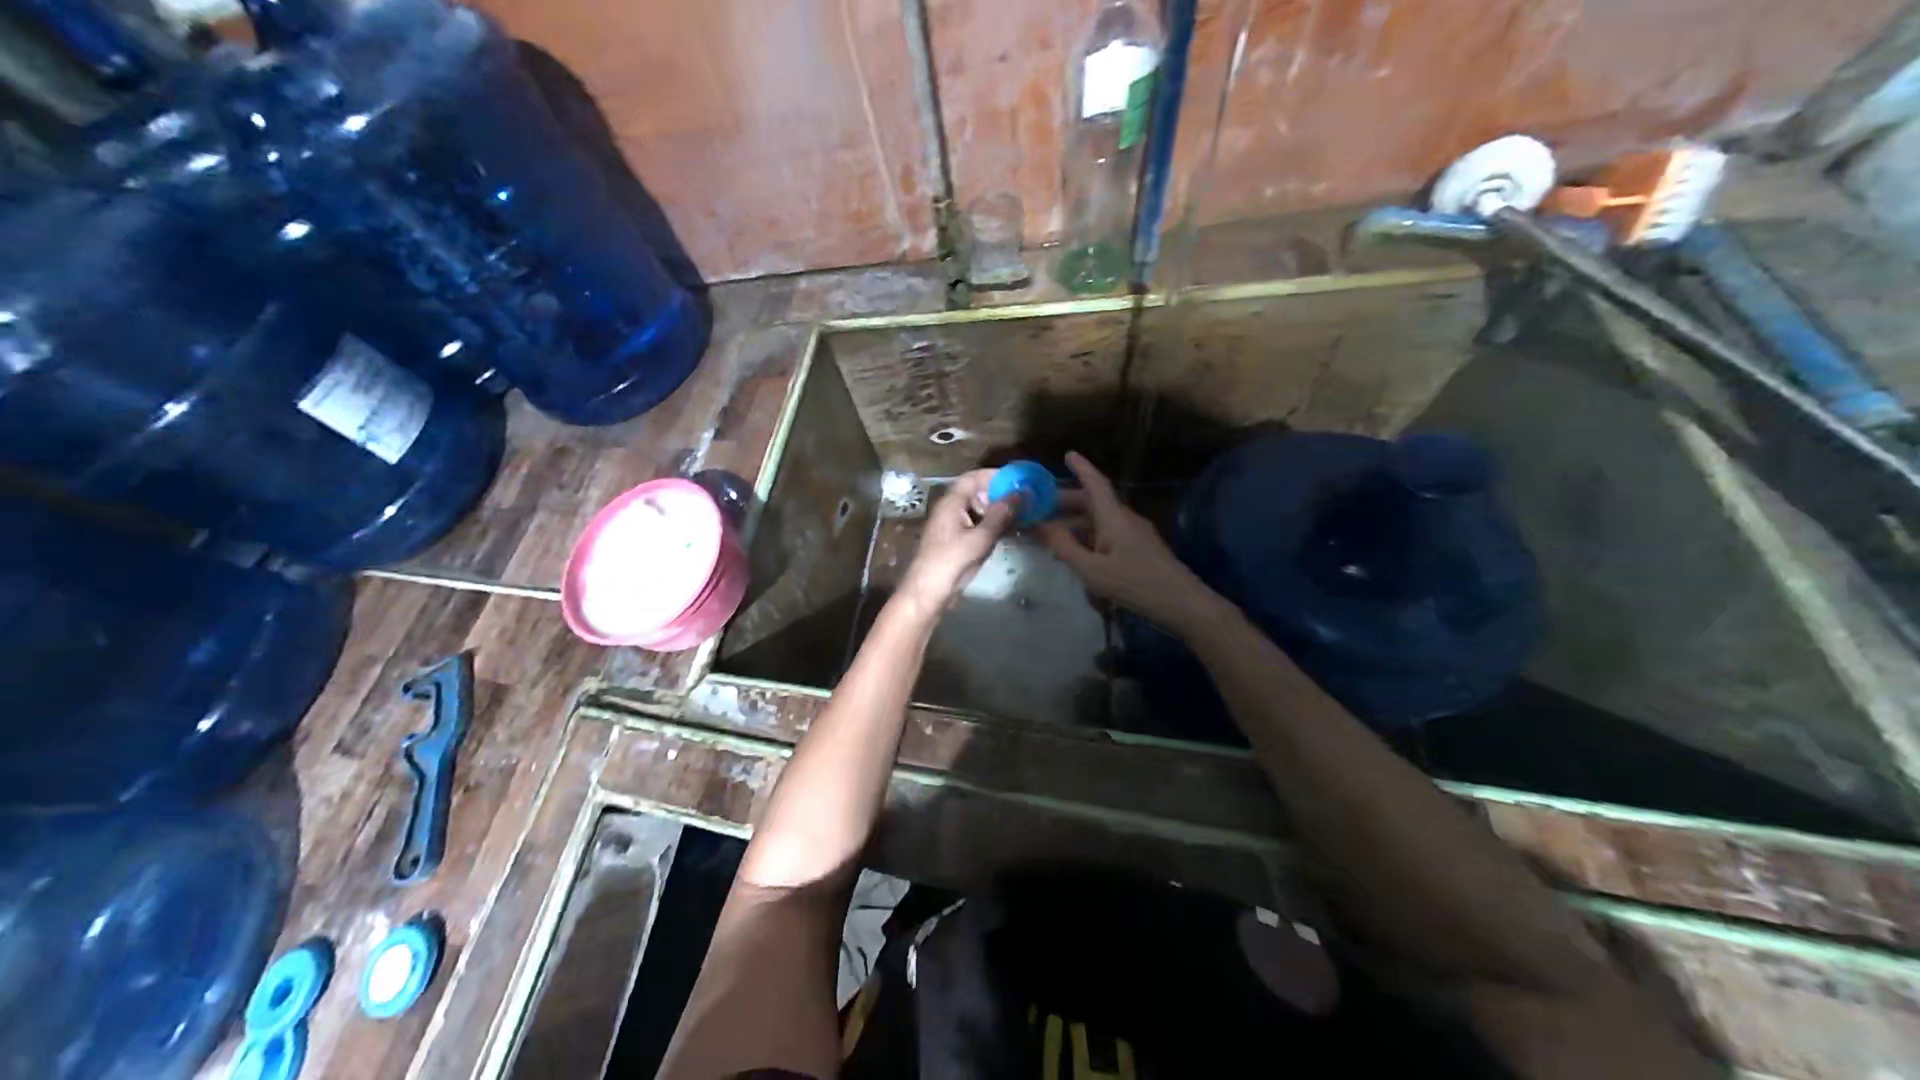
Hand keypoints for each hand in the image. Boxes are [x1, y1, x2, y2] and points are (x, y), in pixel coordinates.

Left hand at [898, 469, 1016, 612]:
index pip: (973, 477)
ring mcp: (952, 525)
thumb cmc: (951, 562)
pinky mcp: (956, 540)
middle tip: (1023, 500)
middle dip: (999, 493)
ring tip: (1019, 514)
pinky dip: (991, 523)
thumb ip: (1001, 515)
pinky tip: (1006, 530)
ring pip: (977, 508)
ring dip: (996, 509)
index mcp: (952, 503)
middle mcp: (950, 509)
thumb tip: (1022, 493)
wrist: (928, 592)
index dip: (995, 475)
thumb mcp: (980, 538)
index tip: (1018, 479)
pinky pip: (975, 523)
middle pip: (976, 492)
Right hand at [1039, 451, 1224, 634]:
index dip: (1081, 468)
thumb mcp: (1092, 570)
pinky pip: (1108, 534)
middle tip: (1042, 505)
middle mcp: (1125, 519)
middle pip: (1094, 502)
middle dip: (1068, 501)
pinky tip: (1077, 551)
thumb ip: (1066, 547)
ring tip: (1052, 531)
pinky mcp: (1140, 550)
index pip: (1095, 484)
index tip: (1067, 454)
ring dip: (1077, 522)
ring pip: (1101, 520)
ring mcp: (1135, 535)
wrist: (1182, 604)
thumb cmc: (1135, 584)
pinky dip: (1089, 536)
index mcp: (1114, 517)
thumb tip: (1044, 526)